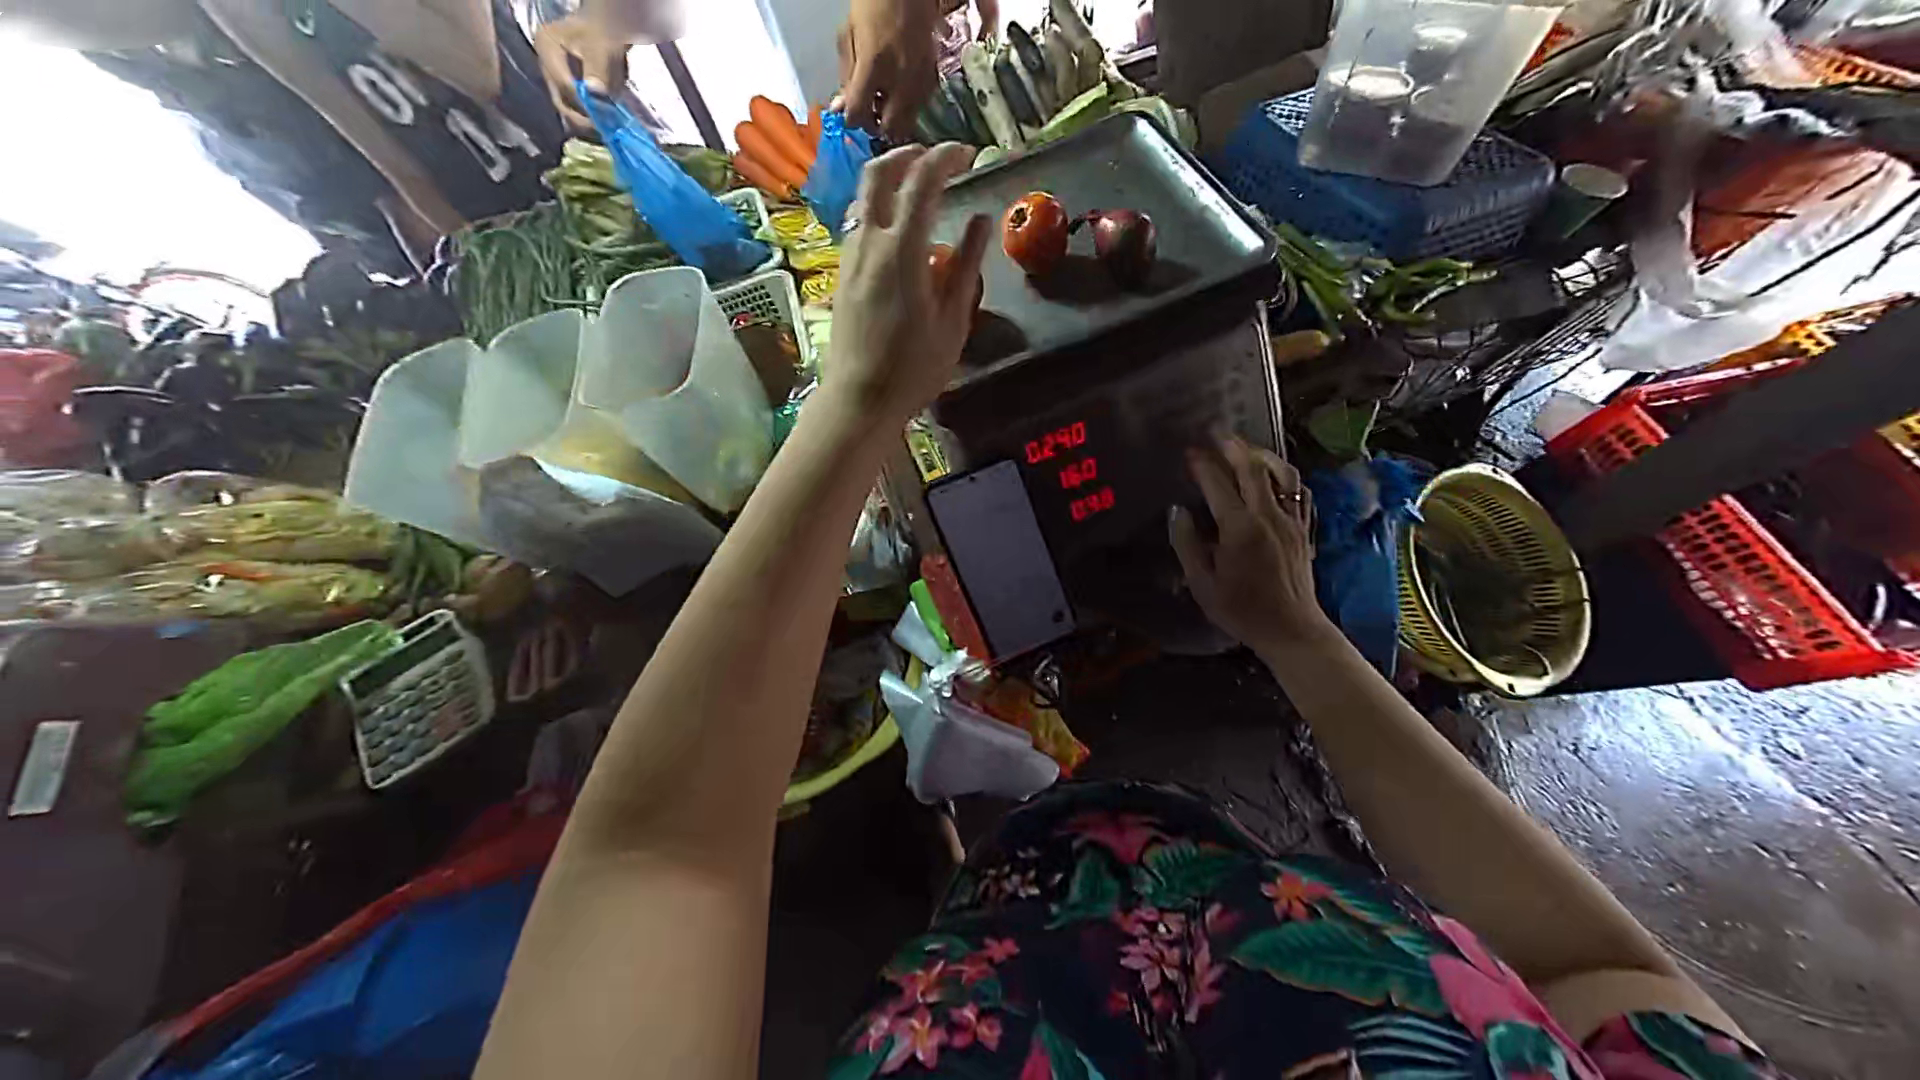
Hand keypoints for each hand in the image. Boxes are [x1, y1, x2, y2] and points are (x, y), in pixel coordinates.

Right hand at [534, 14, 632, 132]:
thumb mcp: (601, 47)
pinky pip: (575, 111)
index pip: (563, 83)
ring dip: (586, 123)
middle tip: (603, 128)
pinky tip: (603, 125)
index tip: (604, 114)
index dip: (584, 102)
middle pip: (560, 101)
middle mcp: (545, 66)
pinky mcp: (565, 90)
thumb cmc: (603, 34)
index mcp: (546, 48)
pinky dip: (589, 119)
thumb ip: (598, 69)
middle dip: (582, 118)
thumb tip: (594, 91)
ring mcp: (554, 80)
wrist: (607, 32)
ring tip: (605, 129)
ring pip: (567, 110)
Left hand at [819, 143, 987, 422]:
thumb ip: (966, 265)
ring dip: (891, 183)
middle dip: (908, 156)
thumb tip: (980, 221)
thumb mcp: (953, 320)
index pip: (922, 181)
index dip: (946, 158)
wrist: (859, 399)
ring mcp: (849, 258)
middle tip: (936, 161)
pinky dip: (881, 212)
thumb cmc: (914, 368)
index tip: (968, 154)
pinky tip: (900, 237)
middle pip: (878, 174)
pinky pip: (860, 226)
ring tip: (920, 195)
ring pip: (863, 199)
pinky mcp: (841, 276)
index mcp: (902, 250)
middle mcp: (868, 243)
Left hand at [838, 0, 941, 140]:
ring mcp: (919, 82)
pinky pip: (918, 109)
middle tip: (869, 113)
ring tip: (884, 103)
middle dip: (876, 126)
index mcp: (874, 65)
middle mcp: (900, 80)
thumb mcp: (848, 34)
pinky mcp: (932, 80)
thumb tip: (841, 108)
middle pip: (888, 128)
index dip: (852, 119)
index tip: (850, 114)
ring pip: (906, 124)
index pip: (858, 113)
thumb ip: (846, 76)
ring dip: (892, 120)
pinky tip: (899, 92)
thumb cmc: (872, 4)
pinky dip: (906, 108)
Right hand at [1171, 437, 1336, 653]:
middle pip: (1253, 469)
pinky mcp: (1303, 530)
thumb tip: (1178, 511)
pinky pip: (1299, 493)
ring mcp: (1291, 521)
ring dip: (1262, 456)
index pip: (1218, 485)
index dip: (1202, 465)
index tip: (1189, 452)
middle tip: (1216, 434)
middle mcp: (1269, 516)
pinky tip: (1276, 477)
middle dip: (1233, 448)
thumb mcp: (1202, 583)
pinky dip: (1285, 478)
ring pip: (1281, 475)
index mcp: (1240, 528)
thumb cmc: (1241, 610)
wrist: (1292, 630)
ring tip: (1245, 448)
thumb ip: (1187, 544)